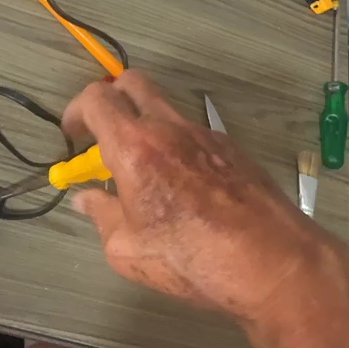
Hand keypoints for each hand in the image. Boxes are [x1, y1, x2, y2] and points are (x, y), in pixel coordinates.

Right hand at [61, 71, 348, 328]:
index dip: (76, 111)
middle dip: (110, 100)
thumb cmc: (192, 259)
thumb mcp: (127, 250)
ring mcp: (206, 135)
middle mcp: (169, 129)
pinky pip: (192, 134)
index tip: (73, 136)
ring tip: (145, 174)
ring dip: (145, 126)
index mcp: (135, 148)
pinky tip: (184, 190)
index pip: (96, 99)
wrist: (275, 265)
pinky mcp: (233, 149)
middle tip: (104, 136)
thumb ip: (101, 216)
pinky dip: (176, 146)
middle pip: (132, 83)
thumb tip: (87, 199)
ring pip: (165, 109)